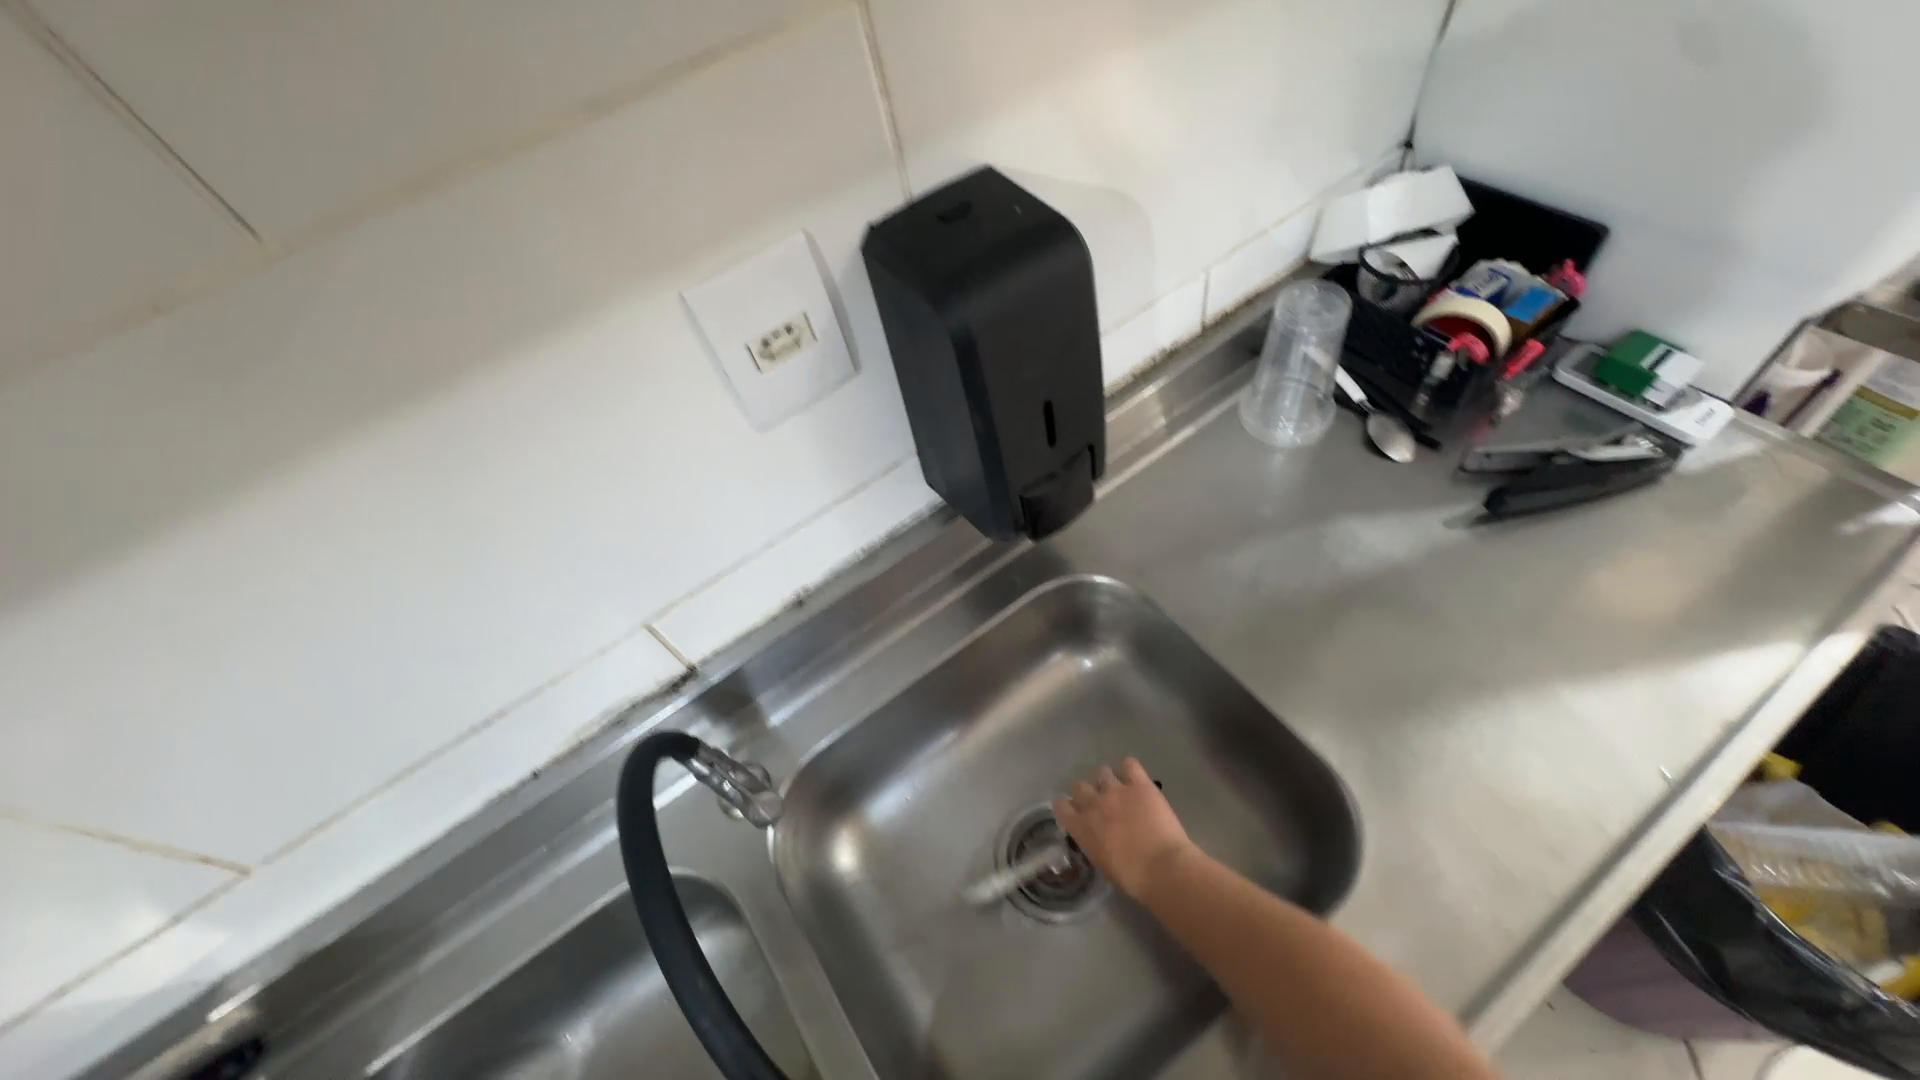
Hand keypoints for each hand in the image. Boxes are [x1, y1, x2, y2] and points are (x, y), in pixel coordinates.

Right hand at [1052, 757, 1195, 899]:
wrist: (1162, 868)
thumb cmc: (1132, 878)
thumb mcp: (1102, 862)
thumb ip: (1095, 842)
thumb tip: (1099, 836)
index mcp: (1081, 828)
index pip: (1061, 806)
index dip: (1067, 806)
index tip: (1074, 810)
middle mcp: (1094, 804)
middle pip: (1079, 785)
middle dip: (1087, 792)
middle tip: (1100, 801)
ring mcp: (1116, 791)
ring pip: (1102, 771)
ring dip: (1107, 780)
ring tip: (1119, 789)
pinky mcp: (1140, 784)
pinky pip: (1129, 764)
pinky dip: (1129, 768)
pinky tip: (1134, 777)